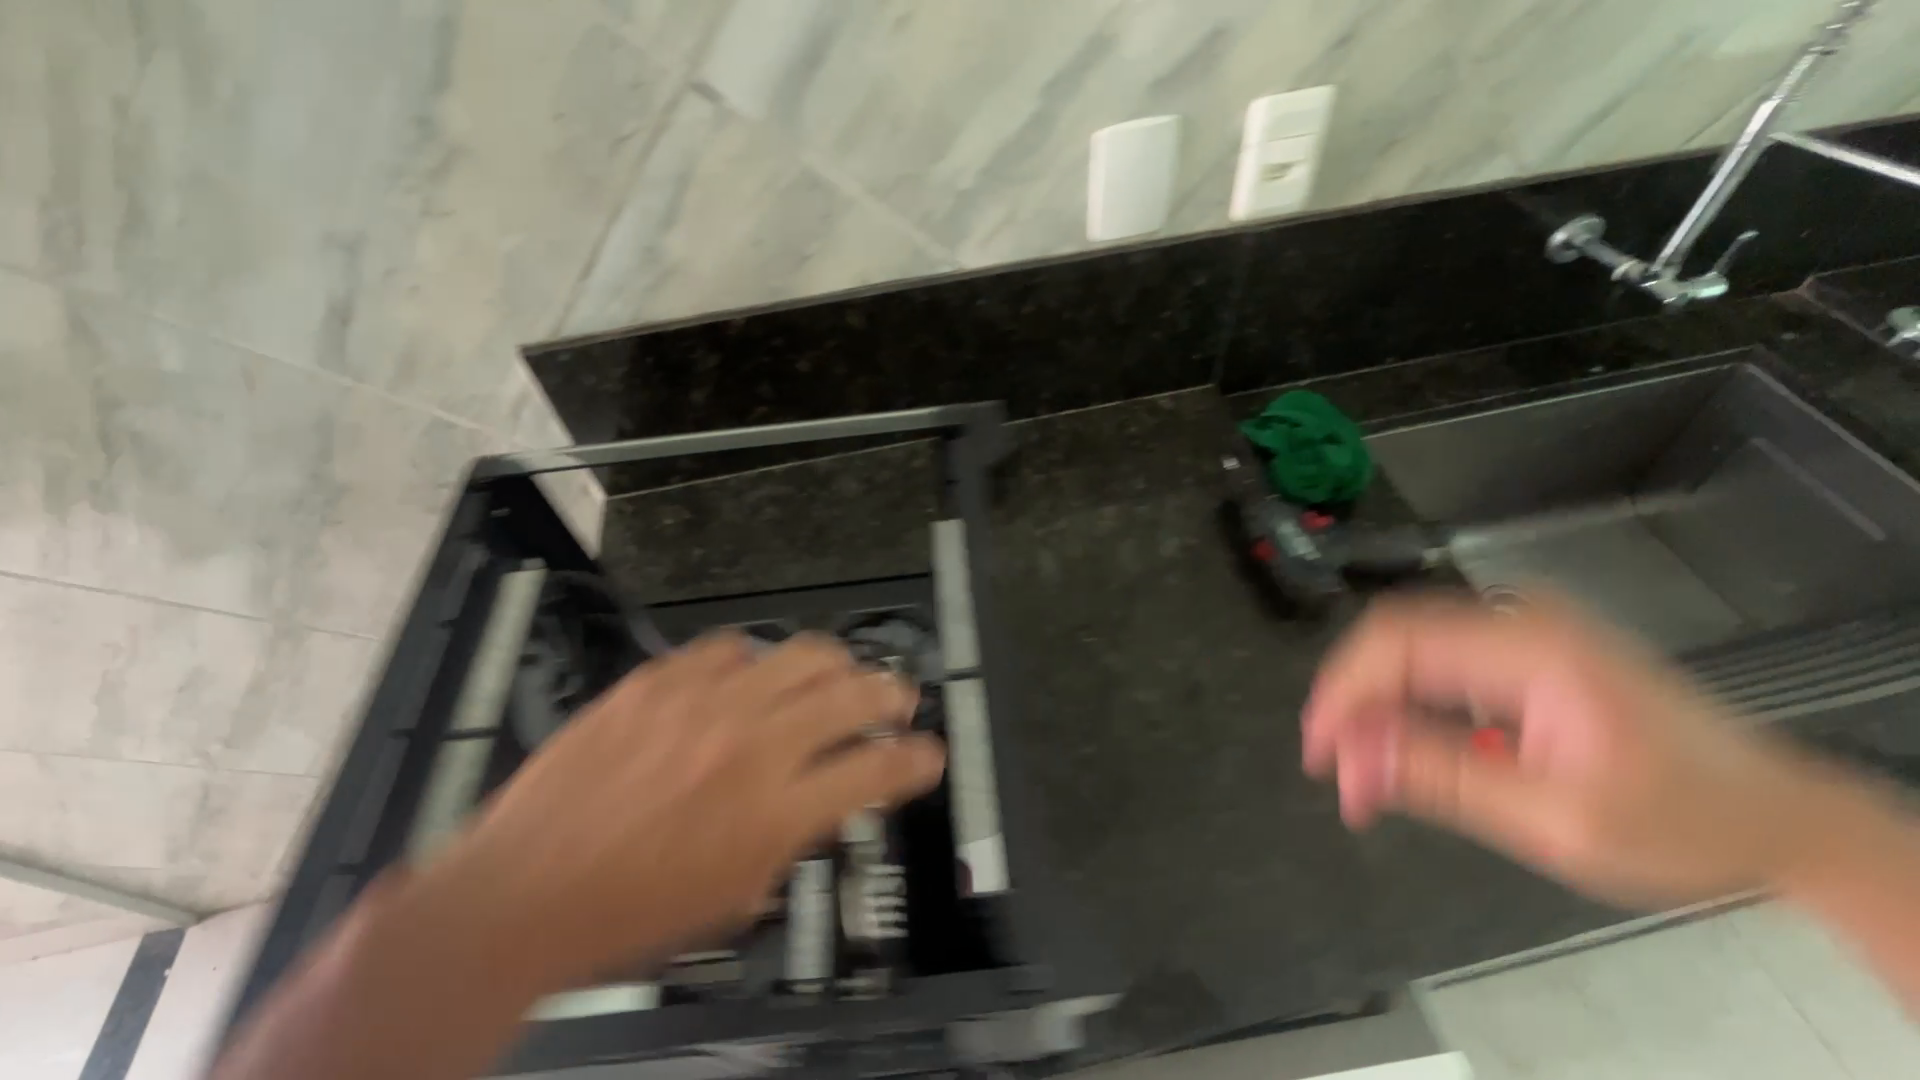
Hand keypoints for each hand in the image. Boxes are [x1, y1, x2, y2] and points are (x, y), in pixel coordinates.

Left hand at [425, 632, 944, 988]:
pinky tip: (749, 675)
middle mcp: (752, 745)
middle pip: (854, 695)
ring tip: (839, 674)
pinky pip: (727, 648)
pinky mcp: (656, 681)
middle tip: (899, 701)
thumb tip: (819, 800)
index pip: (877, 770)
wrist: (521, 891)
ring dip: (836, 665)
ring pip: (802, 654)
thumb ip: (792, 837)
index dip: (917, 761)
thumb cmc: (630, 914)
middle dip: (892, 696)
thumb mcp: (734, 895)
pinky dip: (753, 660)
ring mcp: (703, 703)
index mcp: (776, 811)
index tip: (927, 756)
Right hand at [1302, 594, 1836, 907]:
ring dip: (1377, 708)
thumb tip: (1350, 755)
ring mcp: (1527, 627)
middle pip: (1395, 637)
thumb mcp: (1552, 817)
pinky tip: (1406, 750)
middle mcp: (1522, 618)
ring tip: (1367, 772)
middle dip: (1353, 705)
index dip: (1341, 692)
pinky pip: (1441, 660)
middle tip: (1341, 773)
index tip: (1318, 754)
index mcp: (1530, 646)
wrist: (1778, 816)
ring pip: (1410, 648)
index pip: (1395, 640)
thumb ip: (1440, 775)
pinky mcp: (1529, 647)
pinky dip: (1410, 705)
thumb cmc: (1678, 822)